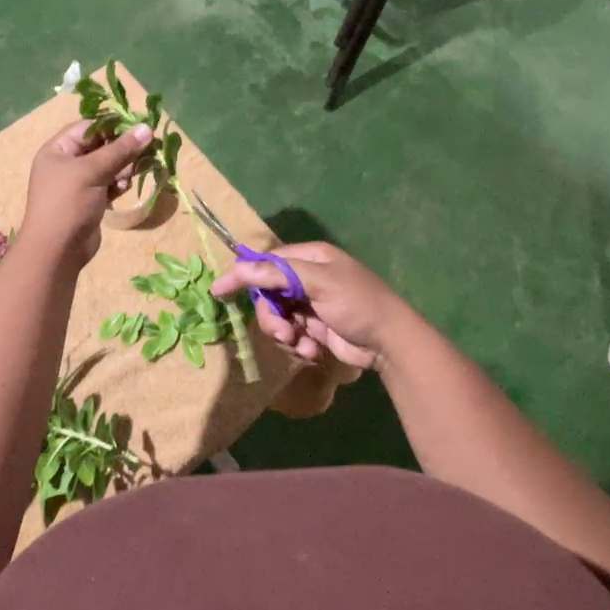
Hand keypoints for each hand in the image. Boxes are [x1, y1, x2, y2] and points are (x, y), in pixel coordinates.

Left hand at [20, 121, 152, 265]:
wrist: (57, 250)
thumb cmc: (68, 203)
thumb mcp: (93, 172)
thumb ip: (120, 150)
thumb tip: (147, 128)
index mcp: (58, 150)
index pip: (88, 128)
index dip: (113, 127)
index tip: (138, 129)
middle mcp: (67, 163)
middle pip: (100, 146)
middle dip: (122, 150)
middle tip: (144, 153)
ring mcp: (79, 183)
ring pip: (108, 166)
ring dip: (123, 168)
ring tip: (130, 176)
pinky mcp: (90, 200)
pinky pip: (109, 183)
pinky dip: (119, 183)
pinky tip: (124, 188)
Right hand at [211, 242, 409, 369]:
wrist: (390, 342)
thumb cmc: (357, 303)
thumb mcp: (318, 283)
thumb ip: (277, 274)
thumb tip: (238, 268)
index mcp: (311, 258)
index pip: (267, 262)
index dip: (244, 276)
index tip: (220, 291)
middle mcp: (309, 278)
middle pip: (269, 294)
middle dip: (272, 316)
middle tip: (283, 333)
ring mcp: (311, 304)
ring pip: (278, 317)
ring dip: (285, 334)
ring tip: (302, 345)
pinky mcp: (315, 328)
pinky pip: (291, 334)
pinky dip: (298, 344)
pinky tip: (312, 351)